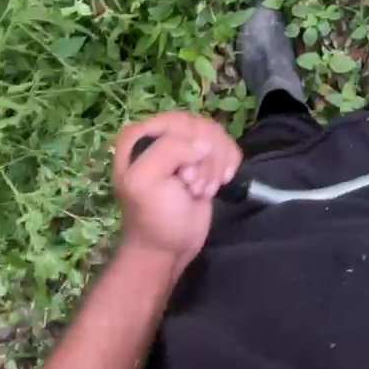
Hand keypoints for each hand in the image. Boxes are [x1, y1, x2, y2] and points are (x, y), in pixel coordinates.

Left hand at [110, 112, 242, 273]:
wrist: (170, 247)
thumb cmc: (154, 217)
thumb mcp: (145, 182)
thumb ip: (167, 151)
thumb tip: (204, 144)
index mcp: (139, 136)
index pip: (179, 121)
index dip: (189, 146)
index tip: (185, 176)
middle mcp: (161, 135)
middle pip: (201, 126)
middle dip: (206, 159)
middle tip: (194, 187)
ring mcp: (184, 146)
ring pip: (217, 135)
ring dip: (216, 165)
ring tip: (203, 190)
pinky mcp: (204, 158)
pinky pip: (227, 144)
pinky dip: (229, 163)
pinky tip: (220, 183)